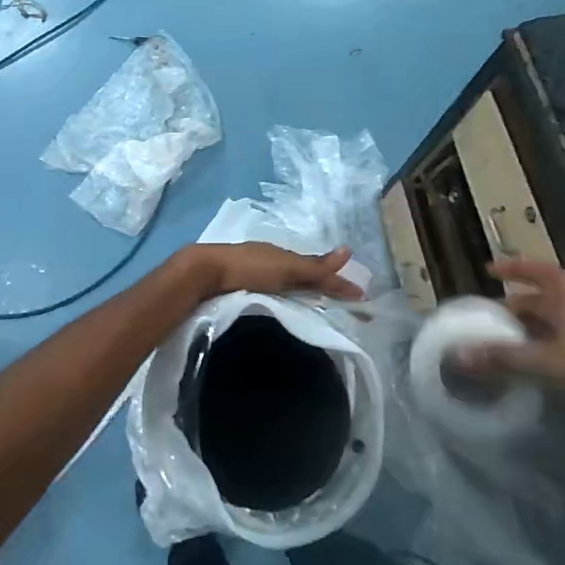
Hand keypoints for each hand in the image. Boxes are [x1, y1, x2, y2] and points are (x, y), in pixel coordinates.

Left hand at [178, 243, 364, 300]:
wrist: (204, 273)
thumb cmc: (248, 267)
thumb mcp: (285, 267)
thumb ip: (315, 267)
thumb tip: (349, 251)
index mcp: (283, 256)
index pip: (318, 271)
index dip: (339, 285)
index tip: (361, 301)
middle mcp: (271, 264)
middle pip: (304, 278)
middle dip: (325, 289)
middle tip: (347, 309)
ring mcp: (254, 277)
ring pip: (288, 287)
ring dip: (306, 295)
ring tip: (323, 312)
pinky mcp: (240, 289)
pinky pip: (273, 294)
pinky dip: (287, 300)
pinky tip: (287, 309)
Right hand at [450, 259, 564, 428]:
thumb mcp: (551, 366)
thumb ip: (504, 359)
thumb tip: (456, 353)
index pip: (545, 273)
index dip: (518, 267)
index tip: (489, 270)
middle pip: (544, 302)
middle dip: (513, 306)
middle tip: (484, 320)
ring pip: (550, 329)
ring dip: (523, 333)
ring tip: (495, 345)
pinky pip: (557, 352)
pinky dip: (535, 354)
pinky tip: (522, 372)